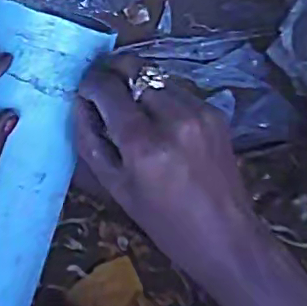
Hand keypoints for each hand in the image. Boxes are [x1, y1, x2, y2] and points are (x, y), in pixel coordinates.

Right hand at [72, 56, 269, 292]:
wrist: (226, 237)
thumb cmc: (164, 222)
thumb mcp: (115, 187)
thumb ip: (91, 140)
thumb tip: (80, 104)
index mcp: (143, 143)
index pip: (107, 88)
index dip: (90, 83)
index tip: (84, 91)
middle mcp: (172, 118)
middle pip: (133, 68)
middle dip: (112, 72)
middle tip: (102, 86)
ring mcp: (198, 110)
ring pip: (155, 75)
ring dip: (136, 82)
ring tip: (130, 105)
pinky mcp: (214, 111)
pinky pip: (177, 89)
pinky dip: (160, 96)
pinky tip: (159, 119)